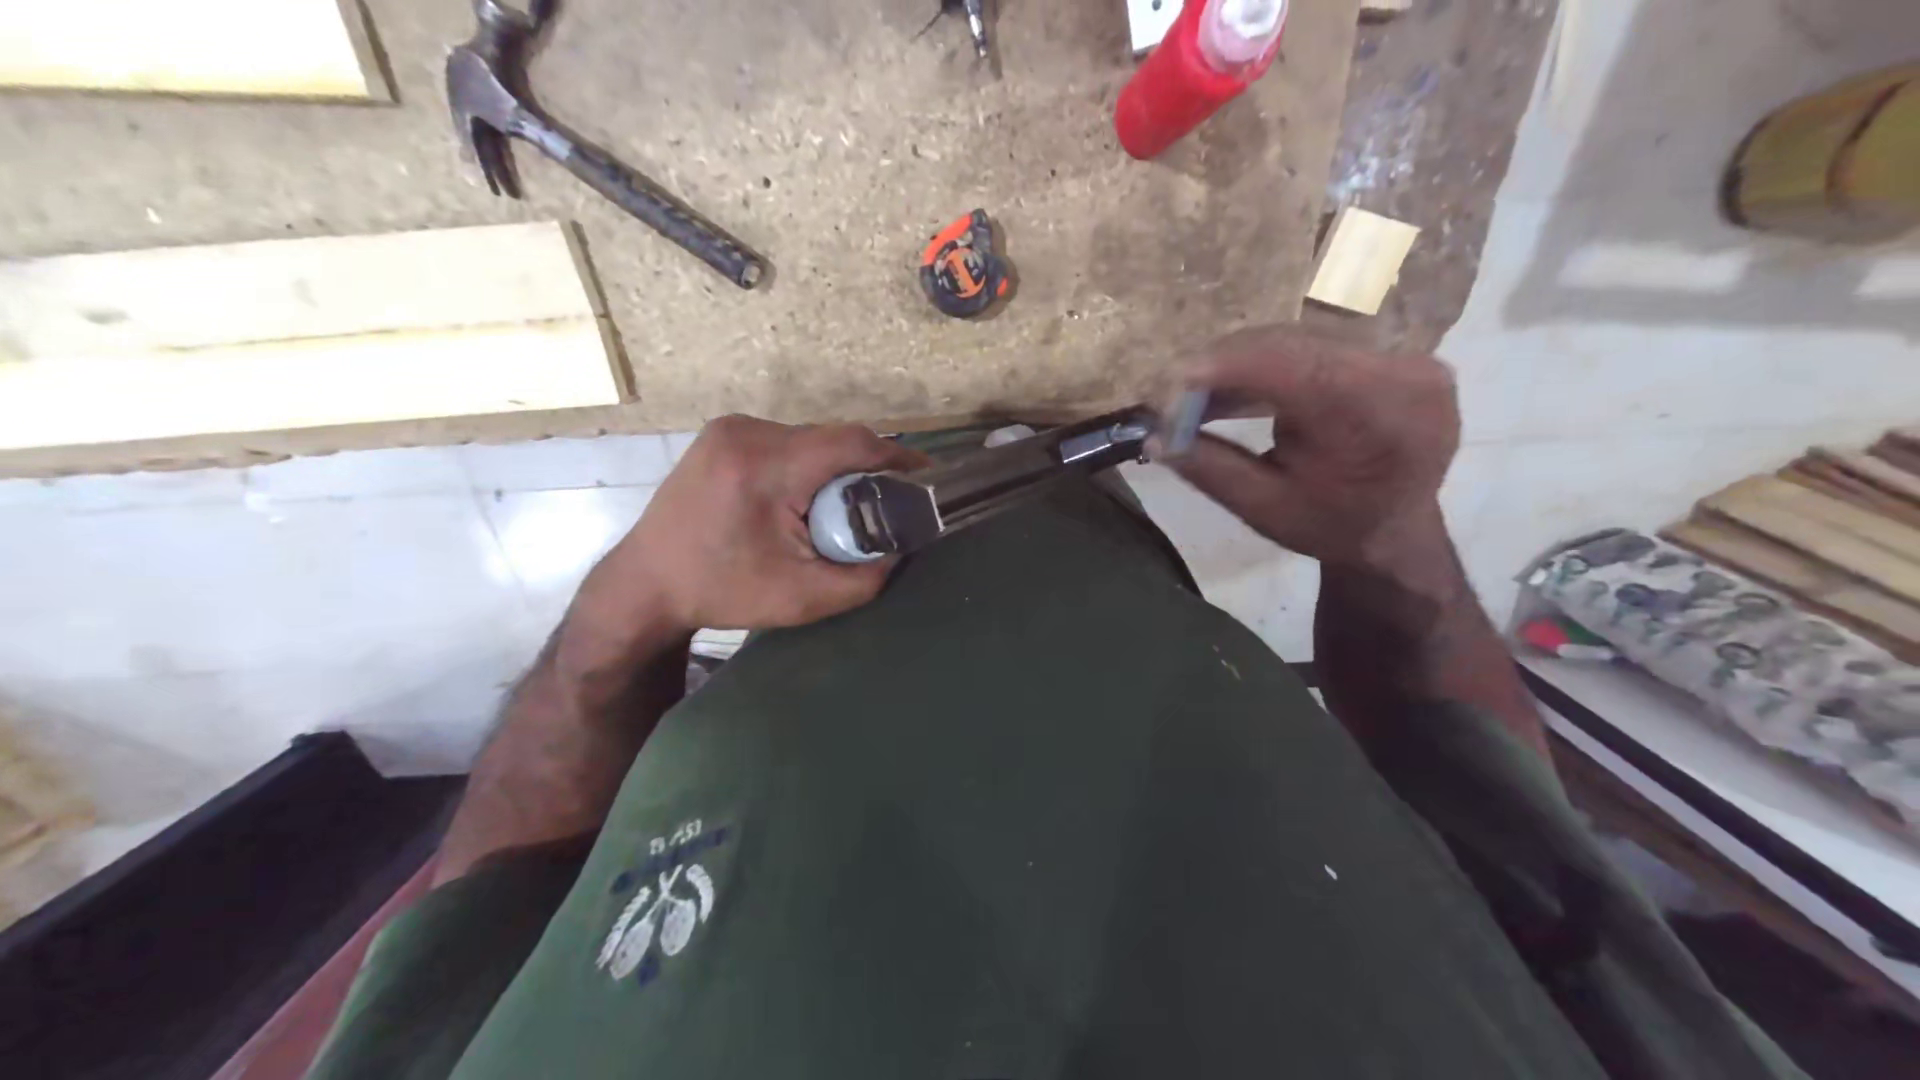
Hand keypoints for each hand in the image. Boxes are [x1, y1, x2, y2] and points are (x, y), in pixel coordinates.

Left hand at [570, 416, 926, 647]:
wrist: (647, 584)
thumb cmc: (722, 593)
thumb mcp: (804, 597)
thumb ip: (865, 576)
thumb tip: (903, 547)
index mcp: (764, 466)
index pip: (851, 443)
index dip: (897, 457)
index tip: (926, 478)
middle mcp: (747, 432)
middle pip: (833, 439)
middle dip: (866, 469)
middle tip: (888, 504)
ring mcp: (730, 429)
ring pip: (811, 438)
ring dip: (836, 468)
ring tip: (848, 505)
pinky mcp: (722, 435)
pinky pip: (787, 442)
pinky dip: (809, 465)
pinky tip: (808, 497)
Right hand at [1162, 327, 1459, 567]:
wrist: (1395, 533)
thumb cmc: (1329, 526)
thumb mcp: (1263, 508)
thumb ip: (1211, 469)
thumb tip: (1155, 438)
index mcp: (1376, 416)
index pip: (1292, 366)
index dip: (1226, 366)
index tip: (1171, 380)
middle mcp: (1402, 373)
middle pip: (1294, 346)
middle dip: (1226, 364)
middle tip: (1176, 393)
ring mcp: (1406, 359)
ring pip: (1301, 340)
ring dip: (1243, 363)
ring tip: (1200, 394)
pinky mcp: (1395, 356)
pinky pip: (1319, 346)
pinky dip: (1271, 364)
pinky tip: (1238, 388)